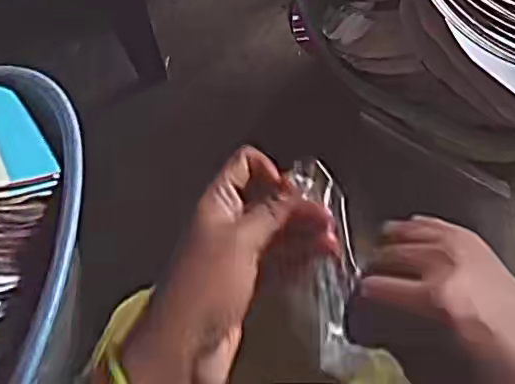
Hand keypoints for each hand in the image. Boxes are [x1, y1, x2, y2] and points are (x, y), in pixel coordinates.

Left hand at [120, 147, 337, 383]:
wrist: (184, 350)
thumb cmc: (202, 288)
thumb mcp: (240, 240)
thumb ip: (270, 212)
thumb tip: (294, 189)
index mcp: (217, 202)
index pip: (245, 165)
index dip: (270, 170)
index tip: (294, 189)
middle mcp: (227, 223)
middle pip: (266, 200)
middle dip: (296, 205)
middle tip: (325, 215)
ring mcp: (237, 254)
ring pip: (275, 232)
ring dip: (303, 232)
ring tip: (331, 240)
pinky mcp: (246, 283)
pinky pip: (277, 262)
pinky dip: (298, 258)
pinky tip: (318, 259)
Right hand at [358, 217, 514, 383]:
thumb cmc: (500, 381)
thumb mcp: (440, 376)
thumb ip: (399, 345)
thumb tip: (374, 327)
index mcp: (439, 302)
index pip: (370, 292)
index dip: (358, 314)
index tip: (358, 328)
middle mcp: (445, 262)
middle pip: (379, 258)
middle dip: (370, 287)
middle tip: (374, 312)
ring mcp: (458, 242)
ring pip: (393, 234)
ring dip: (387, 261)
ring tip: (394, 288)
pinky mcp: (467, 236)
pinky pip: (419, 224)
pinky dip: (408, 242)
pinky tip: (414, 266)